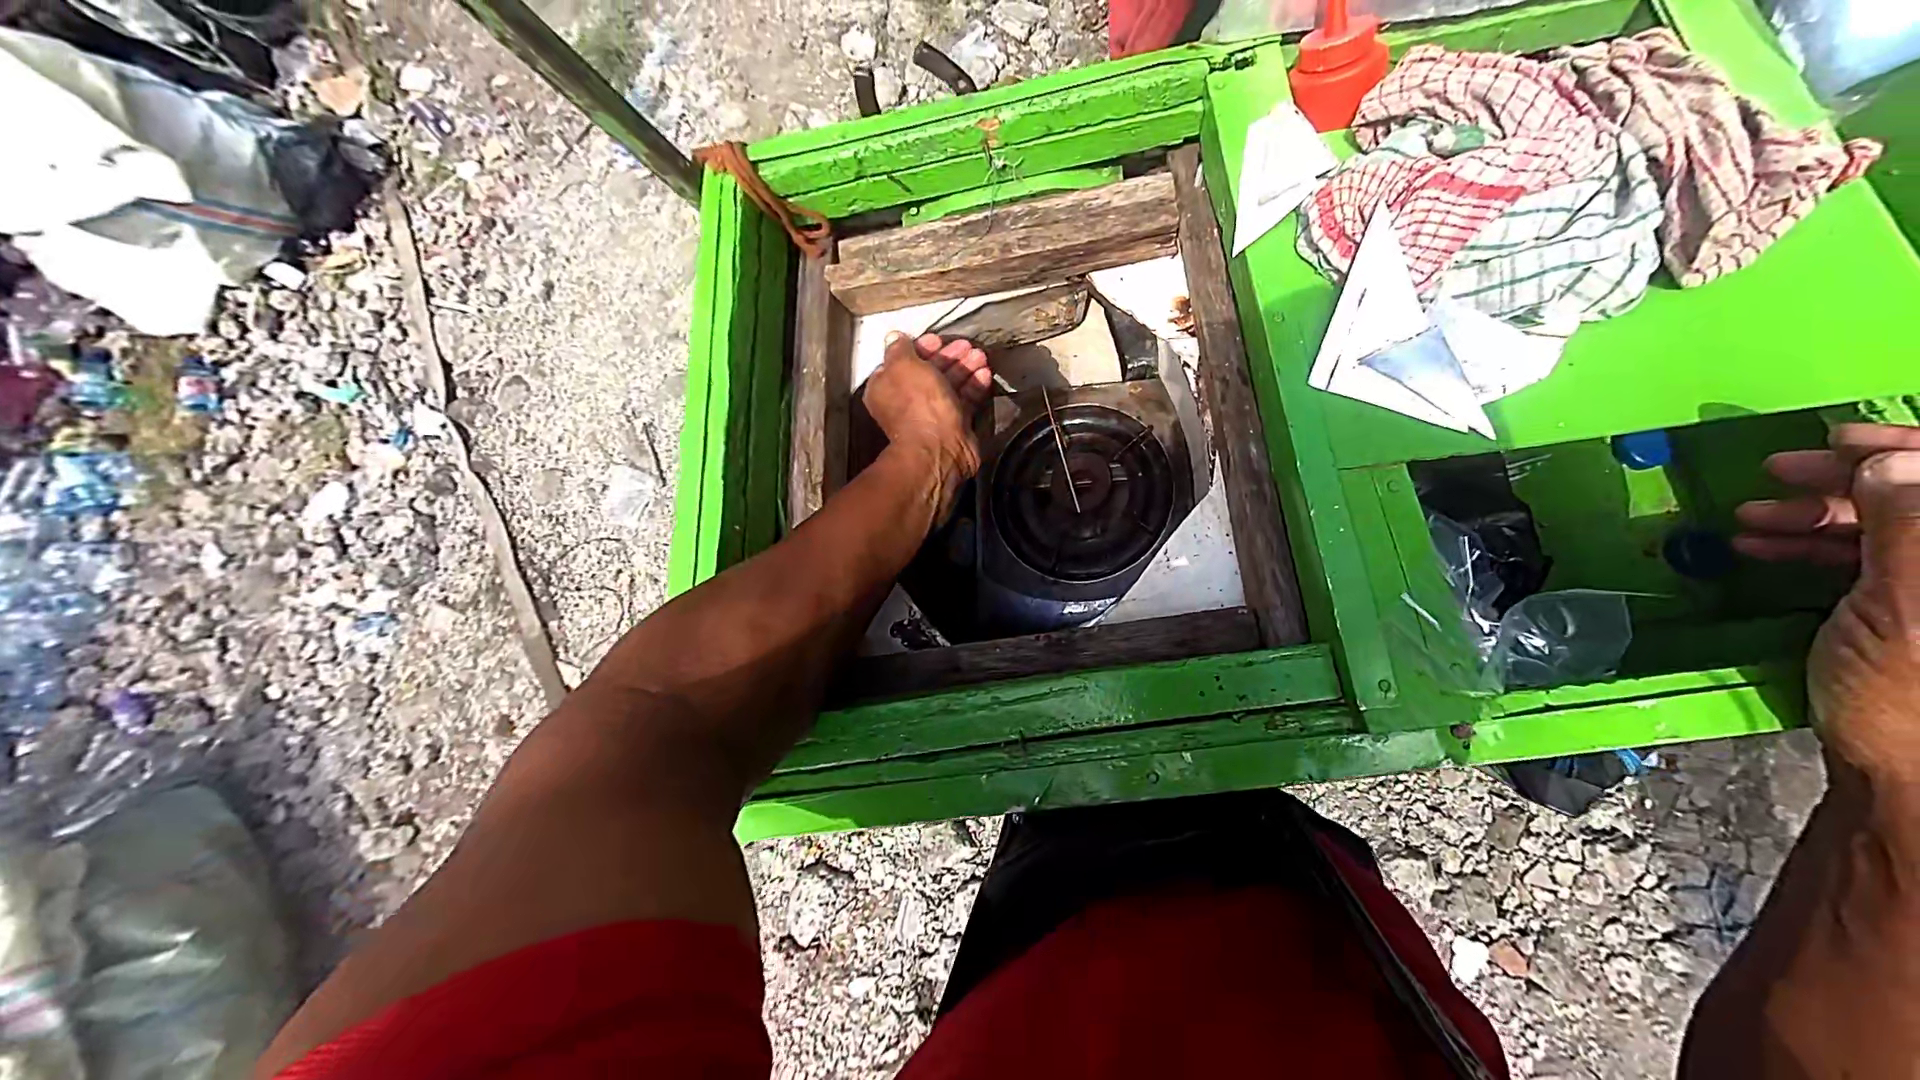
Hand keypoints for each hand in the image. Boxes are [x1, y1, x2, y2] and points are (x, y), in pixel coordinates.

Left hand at [863, 332, 992, 488]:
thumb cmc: (917, 405)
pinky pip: (965, 401)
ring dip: (965, 368)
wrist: (940, 447)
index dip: (921, 348)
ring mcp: (932, 415)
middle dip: (948, 357)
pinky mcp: (954, 425)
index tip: (938, 340)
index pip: (902, 362)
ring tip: (980, 356)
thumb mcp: (903, 366)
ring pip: (949, 385)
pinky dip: (974, 386)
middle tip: (966, 346)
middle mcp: (907, 403)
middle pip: (929, 373)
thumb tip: (894, 337)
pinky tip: (985, 374)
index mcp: (886, 388)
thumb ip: (899, 349)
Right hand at [1736, 424, 1919, 788]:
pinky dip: (1824, 547)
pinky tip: (1768, 547)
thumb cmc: (1909, 695)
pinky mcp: (1919, 609)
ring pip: (1903, 524)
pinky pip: (1880, 558)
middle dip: (1858, 478)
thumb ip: (1910, 529)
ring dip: (1827, 514)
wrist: (1909, 773)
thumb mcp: (1905, 608)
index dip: (1917, 446)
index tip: (1839, 439)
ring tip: (1753, 517)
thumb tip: (1889, 458)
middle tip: (1779, 472)